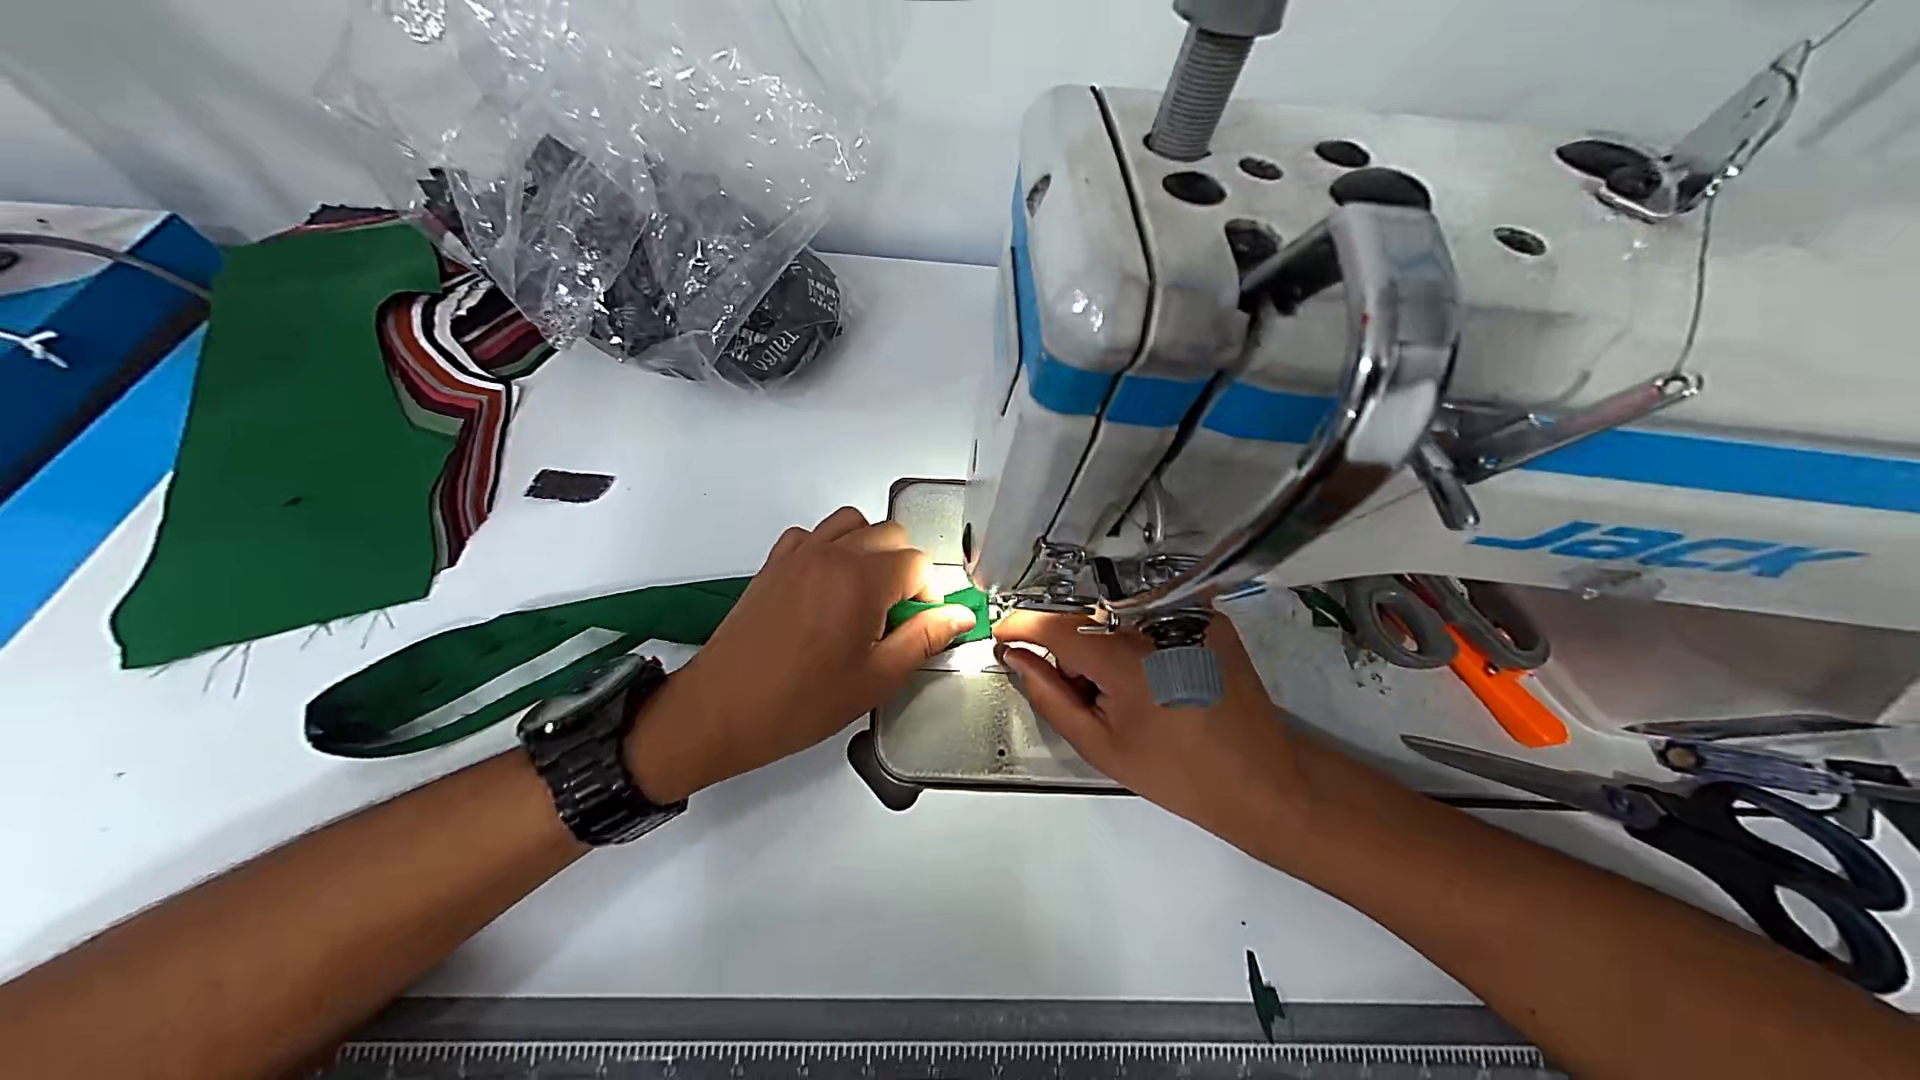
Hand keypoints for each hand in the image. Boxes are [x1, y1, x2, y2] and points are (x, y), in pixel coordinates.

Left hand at [625, 507, 976, 800]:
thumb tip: (956, 618)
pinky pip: (813, 535)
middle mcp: (828, 557)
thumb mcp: (875, 679)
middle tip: (901, 613)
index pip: (919, 563)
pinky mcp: (775, 565)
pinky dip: (831, 548)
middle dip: (907, 568)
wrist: (719, 711)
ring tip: (869, 595)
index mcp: (858, 581)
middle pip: (891, 534)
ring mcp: (797, 556)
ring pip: (853, 524)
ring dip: (871, 550)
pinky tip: (832, 587)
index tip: (924, 621)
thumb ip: (924, 639)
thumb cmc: (789, 703)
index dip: (931, 594)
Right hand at [993, 611, 1309, 853]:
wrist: (1261, 778)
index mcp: (1128, 658)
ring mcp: (1188, 613)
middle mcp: (1159, 622)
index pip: (1055, 624)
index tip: (1001, 635)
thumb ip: (1050, 694)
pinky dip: (1131, 636)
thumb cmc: (1179, 773)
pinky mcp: (1207, 615)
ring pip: (1114, 612)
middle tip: (1079, 689)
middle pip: (1085, 616)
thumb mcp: (1100, 743)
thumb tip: (1017, 657)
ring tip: (1119, 690)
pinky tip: (1146, 676)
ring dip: (1098, 641)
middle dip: (1065, 645)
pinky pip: (1147, 613)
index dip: (1020, 626)